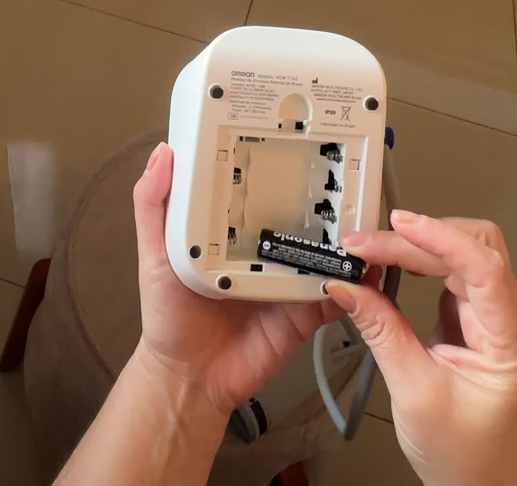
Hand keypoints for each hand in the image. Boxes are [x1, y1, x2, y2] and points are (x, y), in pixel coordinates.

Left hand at [129, 142, 342, 416]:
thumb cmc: (169, 315)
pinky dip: (354, 285)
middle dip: (326, 197)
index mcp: (230, 226)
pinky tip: (363, 272)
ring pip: (324, 250)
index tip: (294, 135)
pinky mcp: (303, 311)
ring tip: (363, 223)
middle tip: (346, 177)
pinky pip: (334, 295)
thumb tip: (163, 154)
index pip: (256, 185)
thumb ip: (153, 205)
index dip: (274, 162)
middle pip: (300, 213)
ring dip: (345, 238)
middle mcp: (262, 246)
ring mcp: (286, 277)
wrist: (191, 380)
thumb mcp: (154, 253)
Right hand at [329, 213, 516, 485]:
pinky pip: (451, 272)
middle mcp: (513, 323)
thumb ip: (381, 331)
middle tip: (367, 245)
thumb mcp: (414, 392)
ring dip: (416, 247)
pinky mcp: (477, 318)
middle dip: (418, 239)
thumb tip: (349, 286)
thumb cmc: (464, 457)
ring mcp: (496, 318)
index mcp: (514, 344)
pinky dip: (418, 262)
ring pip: (461, 254)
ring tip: (373, 251)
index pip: (485, 269)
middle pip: (473, 250)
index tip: (401, 224)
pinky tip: (391, 265)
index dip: (442, 238)